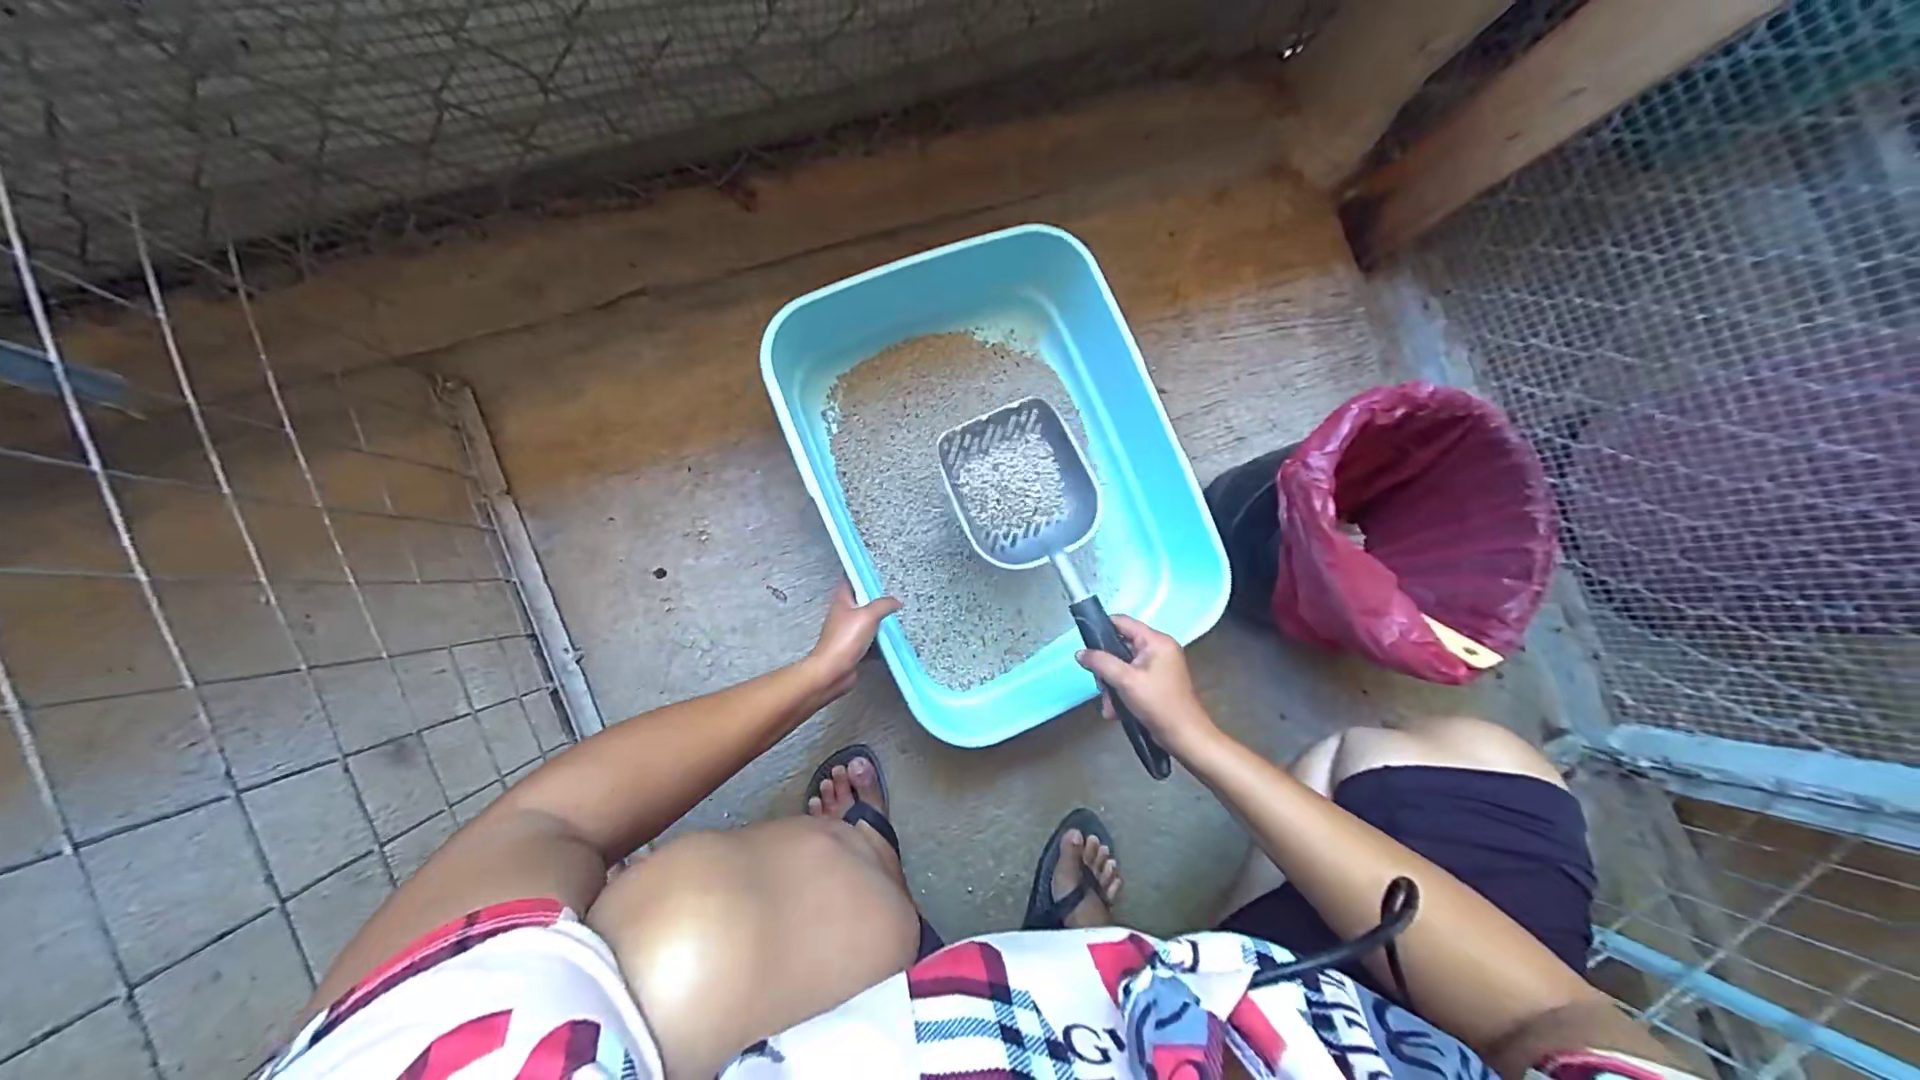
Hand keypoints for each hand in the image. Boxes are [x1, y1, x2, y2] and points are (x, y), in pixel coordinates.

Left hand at [803, 581, 902, 700]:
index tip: (878, 570)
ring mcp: (848, 631)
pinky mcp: (854, 647)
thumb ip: (884, 605)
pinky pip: (870, 640)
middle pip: (861, 600)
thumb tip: (897, 601)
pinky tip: (894, 638)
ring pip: (867, 620)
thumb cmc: (845, 639)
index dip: (861, 573)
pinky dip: (881, 639)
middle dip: (876, 597)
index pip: (850, 579)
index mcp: (842, 600)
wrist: (833, 671)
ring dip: (880, 619)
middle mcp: (843, 613)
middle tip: (895, 591)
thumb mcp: (868, 615)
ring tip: (898, 612)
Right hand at [1075, 614, 1219, 757]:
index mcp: (1156, 641)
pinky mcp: (1156, 683)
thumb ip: (1101, 662)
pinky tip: (1116, 711)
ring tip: (1109, 704)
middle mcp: (1159, 650)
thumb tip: (1080, 653)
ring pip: (1123, 667)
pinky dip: (1121, 693)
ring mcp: (1158, 667)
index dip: (1101, 629)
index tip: (1085, 645)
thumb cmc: (1157, 703)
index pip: (1122, 622)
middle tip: (1101, 684)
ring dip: (1112, 685)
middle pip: (1120, 647)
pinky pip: (1131, 680)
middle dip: (1106, 667)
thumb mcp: (1125, 680)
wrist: (1184, 737)